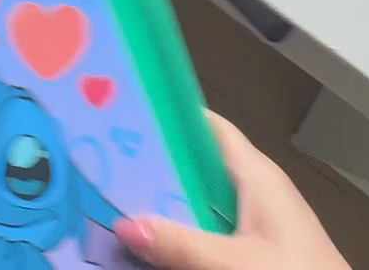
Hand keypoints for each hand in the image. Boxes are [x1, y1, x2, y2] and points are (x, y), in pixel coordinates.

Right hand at [116, 111, 350, 269]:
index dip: (168, 115)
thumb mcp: (236, 266)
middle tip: (107, 157)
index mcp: (256, 174)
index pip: (206, 124)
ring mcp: (260, 221)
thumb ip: (181, 246)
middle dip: (156, 160)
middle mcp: (257, 188)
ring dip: (167, 197)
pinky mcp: (261, 249)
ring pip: (202, 196)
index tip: (124, 113)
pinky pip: (212, 225)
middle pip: (198, 161)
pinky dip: (185, 226)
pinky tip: (157, 239)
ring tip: (119, 194)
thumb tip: (122, 223)